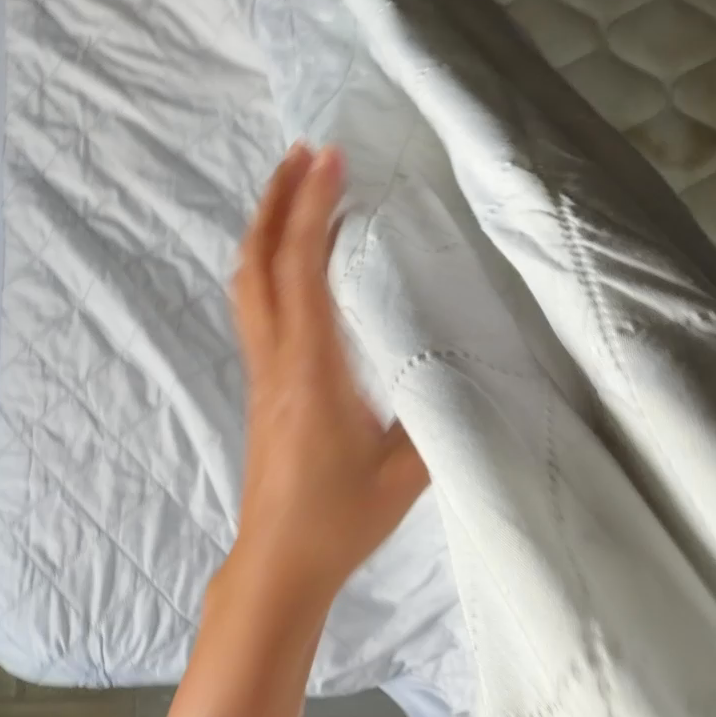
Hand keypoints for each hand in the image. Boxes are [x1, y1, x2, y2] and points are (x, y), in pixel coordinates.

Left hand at [225, 144, 427, 597]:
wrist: (278, 564)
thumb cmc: (342, 518)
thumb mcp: (408, 470)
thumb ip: (437, 414)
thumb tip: (466, 368)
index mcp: (314, 371)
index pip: (304, 271)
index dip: (312, 209)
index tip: (328, 159)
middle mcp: (278, 360)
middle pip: (258, 262)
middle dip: (277, 199)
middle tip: (303, 152)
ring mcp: (263, 372)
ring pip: (248, 281)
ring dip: (266, 226)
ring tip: (294, 187)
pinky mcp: (264, 385)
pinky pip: (257, 305)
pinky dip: (270, 262)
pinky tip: (295, 258)